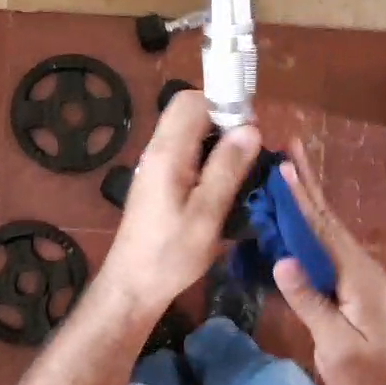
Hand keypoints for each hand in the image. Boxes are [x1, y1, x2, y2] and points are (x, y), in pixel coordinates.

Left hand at [97, 90, 260, 317]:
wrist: (134, 284)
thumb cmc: (171, 253)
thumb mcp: (207, 214)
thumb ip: (227, 168)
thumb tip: (251, 128)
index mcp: (167, 152)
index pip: (191, 100)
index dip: (224, 104)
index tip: (250, 131)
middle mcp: (157, 149)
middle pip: (189, 111)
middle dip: (224, 121)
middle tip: (250, 151)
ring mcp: (155, 163)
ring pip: (189, 131)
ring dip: (218, 140)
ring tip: (242, 168)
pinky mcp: (159, 178)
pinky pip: (186, 151)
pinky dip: (207, 156)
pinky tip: (224, 183)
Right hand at [274, 142, 385, 384]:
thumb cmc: (374, 376)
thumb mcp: (338, 345)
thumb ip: (310, 303)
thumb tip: (282, 261)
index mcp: (355, 273)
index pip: (320, 227)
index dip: (300, 196)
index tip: (283, 165)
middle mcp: (357, 265)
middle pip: (325, 218)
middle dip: (306, 184)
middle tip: (289, 148)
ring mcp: (356, 276)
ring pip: (325, 230)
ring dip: (306, 201)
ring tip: (288, 173)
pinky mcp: (352, 288)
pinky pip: (324, 248)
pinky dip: (308, 226)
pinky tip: (296, 221)